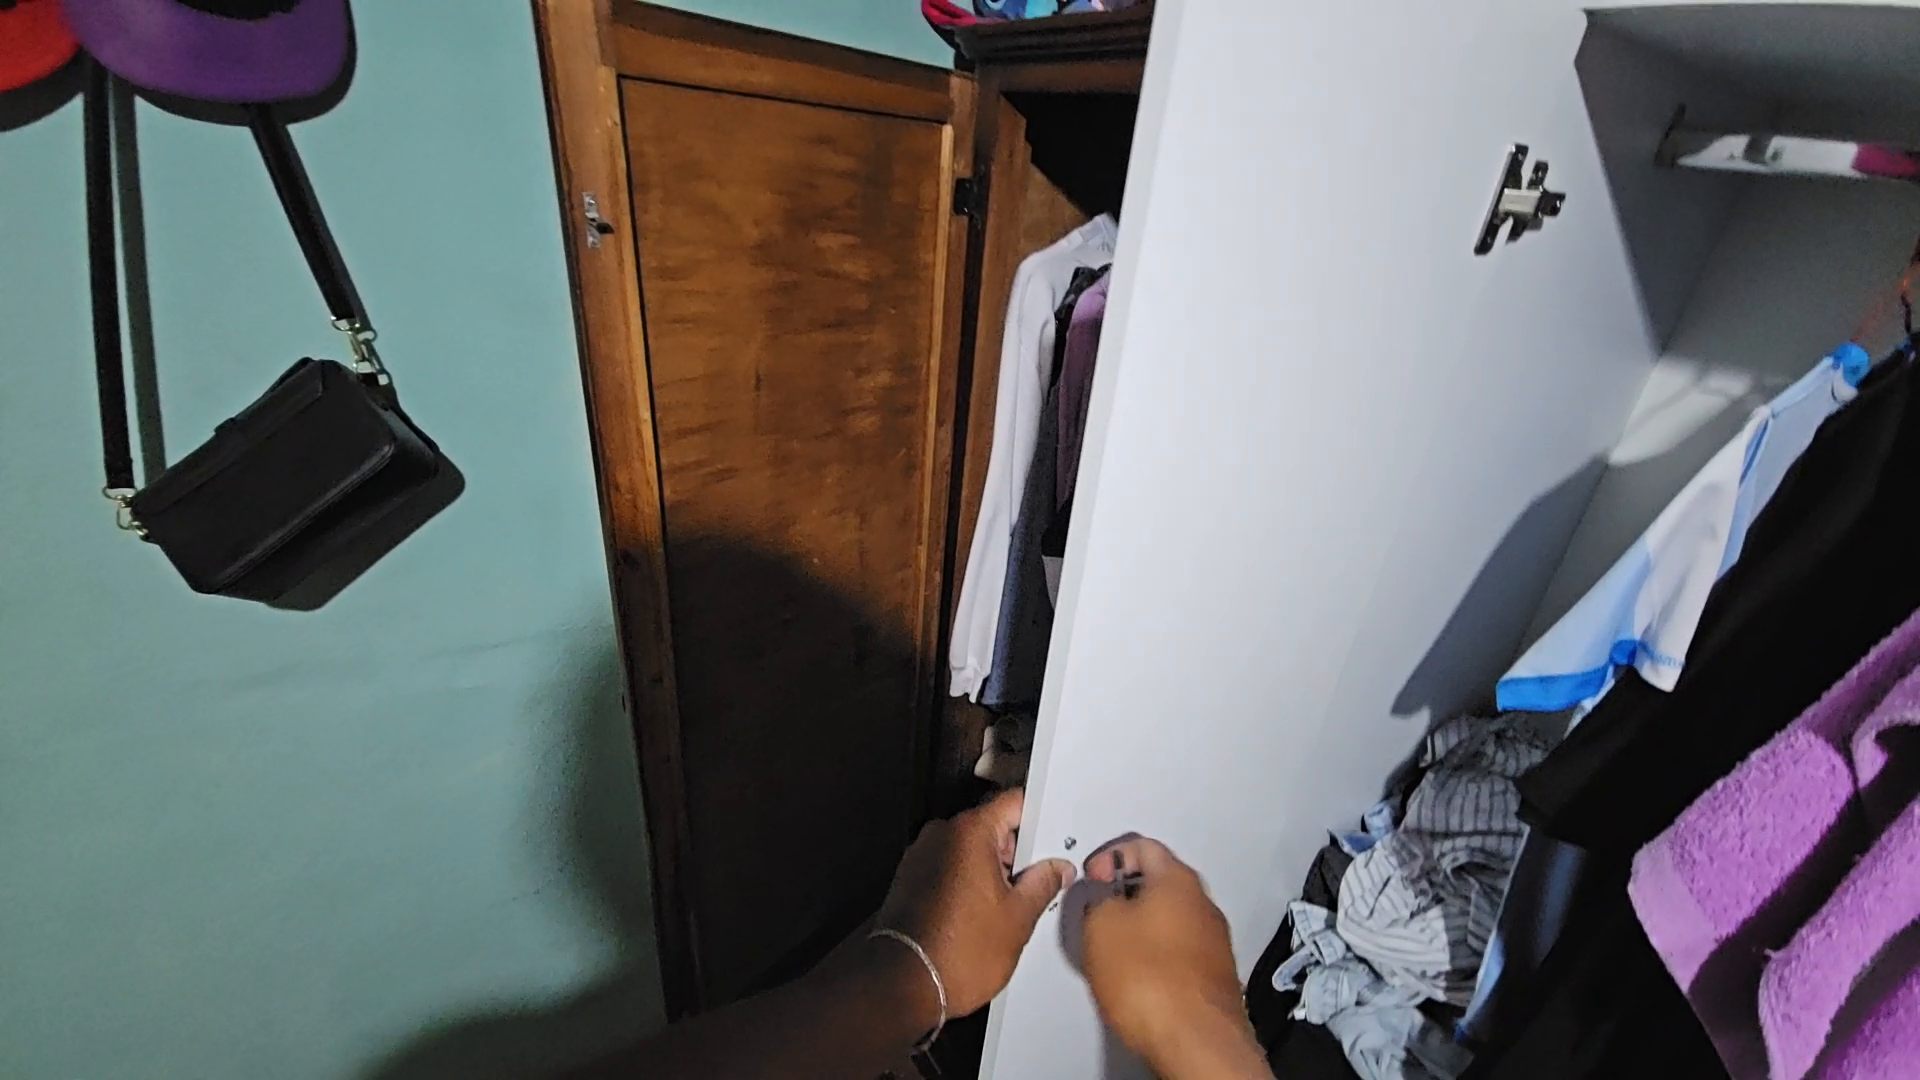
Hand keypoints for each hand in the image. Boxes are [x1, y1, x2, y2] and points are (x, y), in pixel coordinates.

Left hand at [875, 789, 1075, 1017]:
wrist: (904, 985)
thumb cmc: (957, 952)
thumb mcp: (1017, 918)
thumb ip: (1042, 883)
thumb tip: (1055, 869)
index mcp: (970, 831)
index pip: (1014, 803)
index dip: (1038, 820)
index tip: (1051, 842)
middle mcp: (942, 833)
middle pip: (992, 826)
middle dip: (1015, 854)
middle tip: (1032, 888)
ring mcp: (923, 853)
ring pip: (970, 849)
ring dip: (990, 870)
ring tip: (1002, 910)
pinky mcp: (911, 875)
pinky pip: (949, 865)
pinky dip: (966, 882)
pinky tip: (977, 916)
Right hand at [1080, 836, 1271, 1078]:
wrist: (1195, 1043)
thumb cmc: (1157, 985)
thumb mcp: (1100, 925)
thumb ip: (1096, 899)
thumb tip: (1099, 901)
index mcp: (1177, 879)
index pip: (1140, 845)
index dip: (1108, 857)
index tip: (1095, 875)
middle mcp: (1202, 904)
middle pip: (1158, 880)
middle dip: (1125, 892)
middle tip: (1101, 907)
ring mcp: (1212, 940)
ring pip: (1169, 917)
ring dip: (1141, 925)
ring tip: (1115, 947)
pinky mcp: (1214, 976)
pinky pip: (1180, 950)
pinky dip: (1157, 955)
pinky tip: (1138, 976)